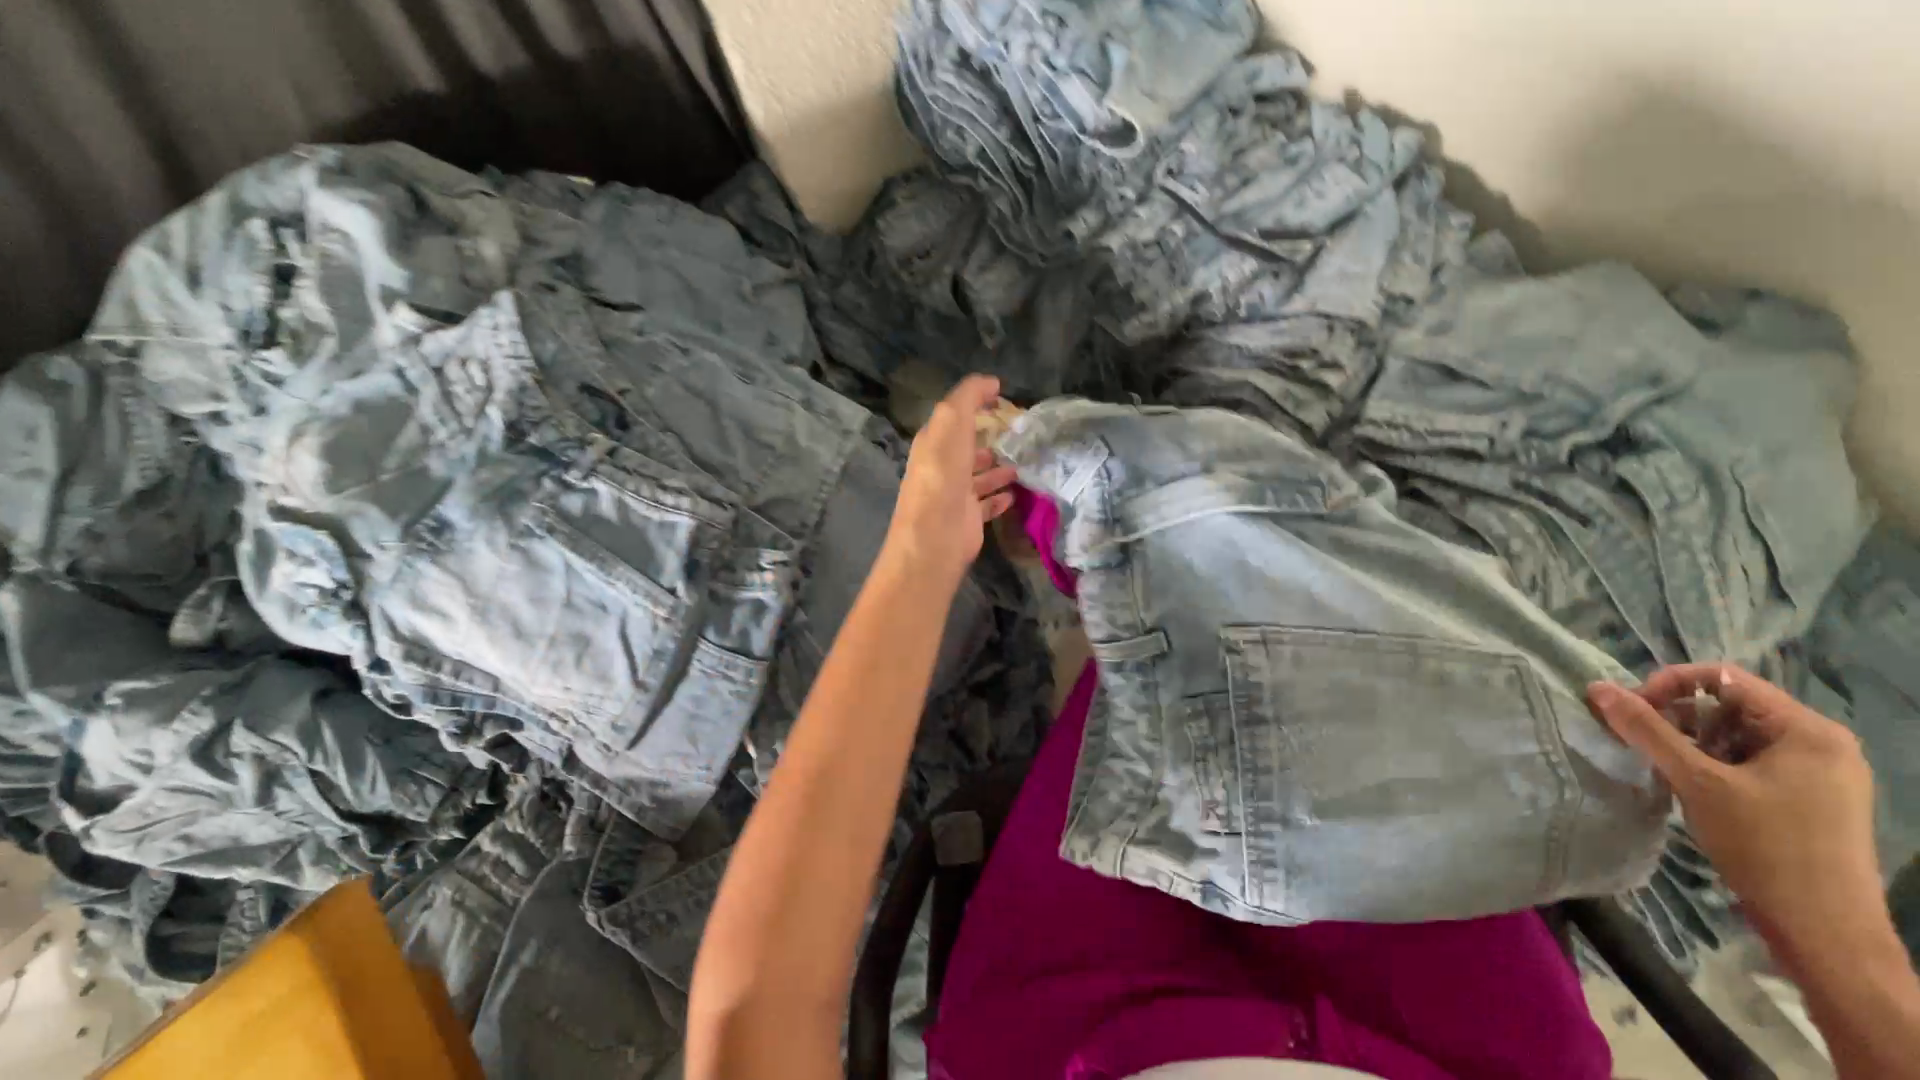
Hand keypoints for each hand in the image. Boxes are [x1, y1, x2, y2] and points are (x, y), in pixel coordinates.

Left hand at [880, 375, 1017, 587]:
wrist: (935, 534)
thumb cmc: (942, 473)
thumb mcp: (951, 422)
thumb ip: (968, 397)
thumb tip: (991, 382)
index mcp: (933, 442)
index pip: (954, 417)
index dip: (975, 405)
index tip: (1003, 398)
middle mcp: (942, 467)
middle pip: (966, 448)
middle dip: (988, 439)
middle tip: (1018, 433)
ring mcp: (955, 495)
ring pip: (979, 476)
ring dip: (998, 468)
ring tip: (1021, 462)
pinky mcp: (969, 519)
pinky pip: (988, 504)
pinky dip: (1001, 497)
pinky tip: (1016, 493)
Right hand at [1585, 666, 1883, 960]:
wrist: (1824, 931)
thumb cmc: (1765, 847)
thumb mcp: (1697, 782)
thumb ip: (1647, 731)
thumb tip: (1597, 688)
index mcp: (1807, 729)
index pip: (1725, 678)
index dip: (1670, 685)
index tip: (1631, 712)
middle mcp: (1820, 742)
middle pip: (1732, 706)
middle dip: (1679, 718)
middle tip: (1641, 743)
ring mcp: (1820, 773)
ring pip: (1738, 736)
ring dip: (1693, 744)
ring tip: (1664, 770)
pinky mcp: (1812, 799)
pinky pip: (1752, 763)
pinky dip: (1714, 767)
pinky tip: (1692, 790)